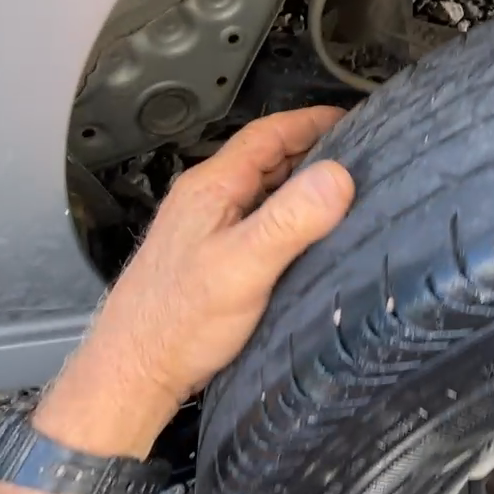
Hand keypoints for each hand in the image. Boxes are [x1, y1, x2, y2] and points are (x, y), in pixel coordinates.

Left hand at [34, 108, 354, 455]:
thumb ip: (289, 221)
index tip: (350, 118)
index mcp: (212, 188)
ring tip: (345, 189)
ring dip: (303, 181)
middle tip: (359, 154)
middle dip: (314, 148)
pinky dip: (291, 213)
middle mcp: (207, 200)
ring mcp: (208, 227)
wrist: (134, 374)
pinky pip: (260, 218)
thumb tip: (337, 177)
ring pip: (264, 188)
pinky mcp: (213, 255)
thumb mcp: (242, 266)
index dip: (311, 120)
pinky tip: (311, 234)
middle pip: (268, 157)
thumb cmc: (176, 324)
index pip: (267, 133)